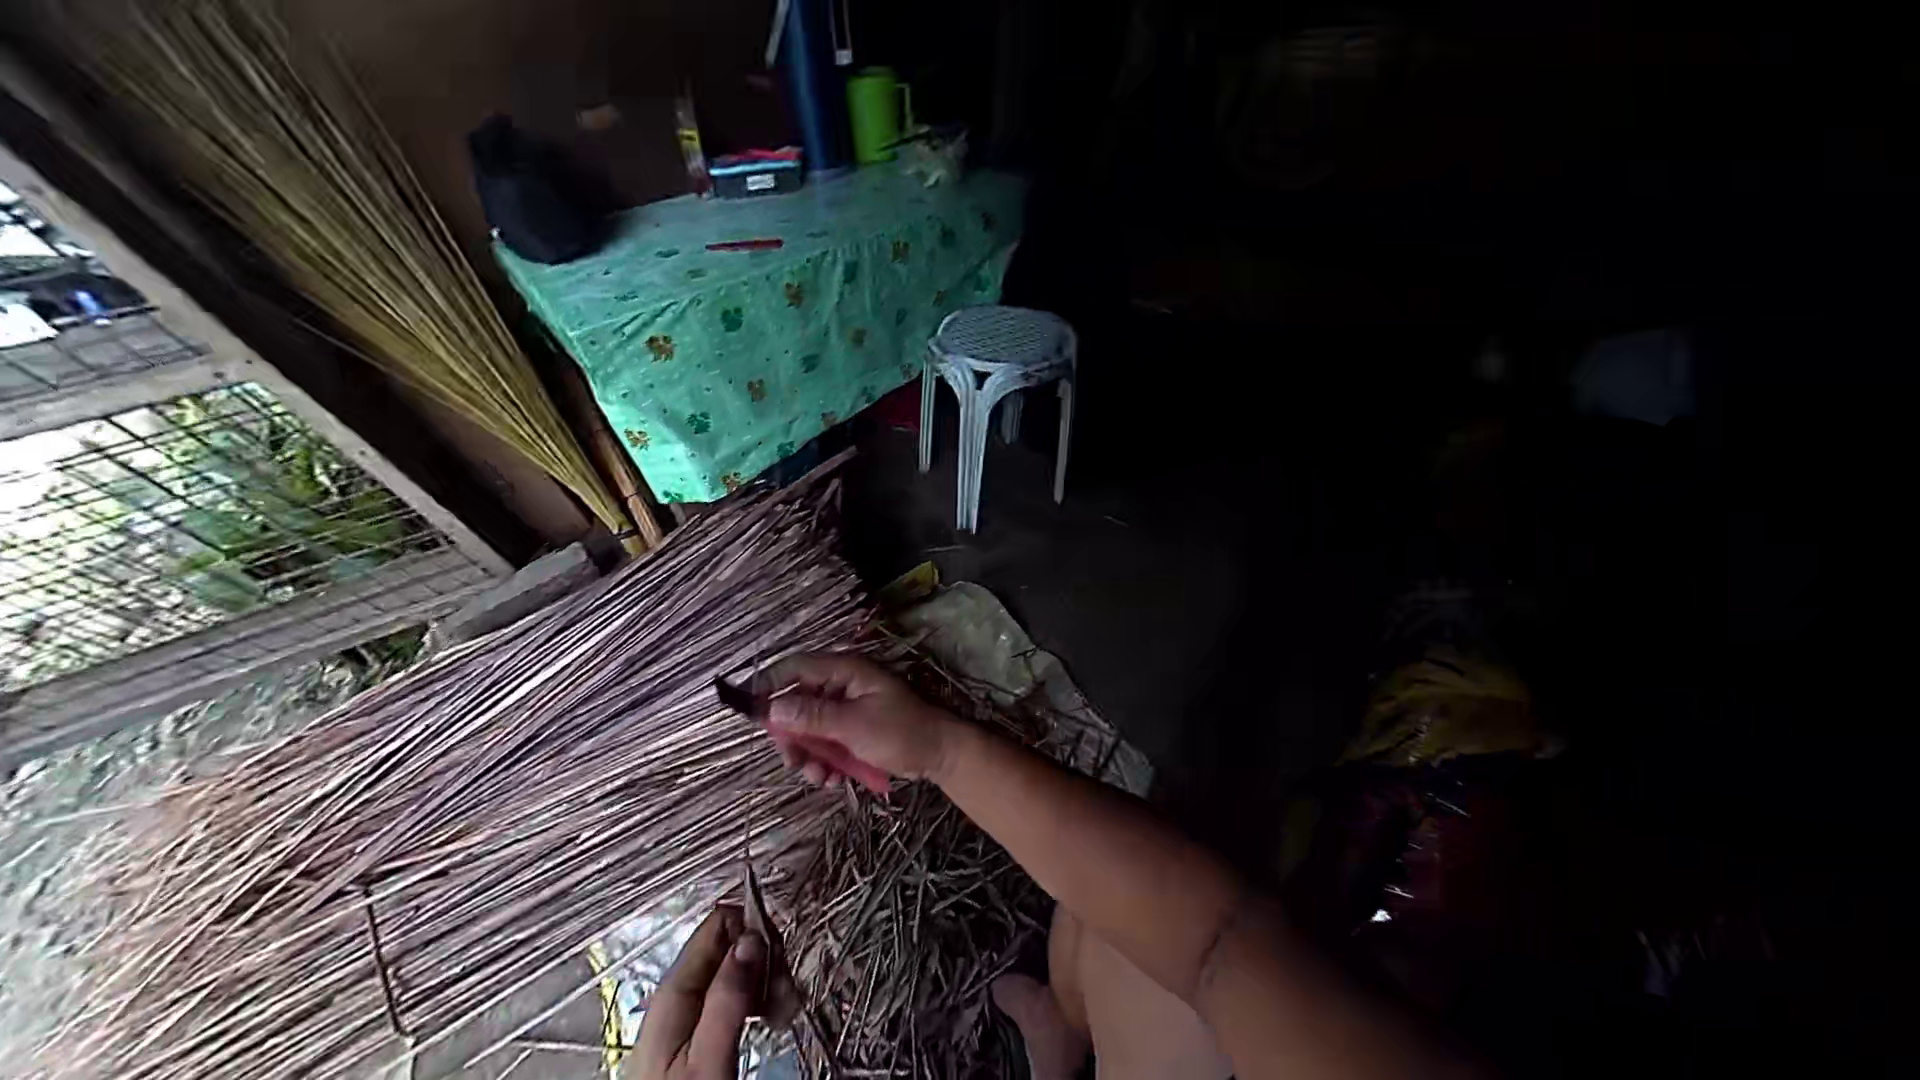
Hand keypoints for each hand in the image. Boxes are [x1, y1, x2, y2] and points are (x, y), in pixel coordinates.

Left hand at [632, 906, 770, 1079]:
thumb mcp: (708, 1061)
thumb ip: (728, 997)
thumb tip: (751, 937)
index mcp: (675, 992)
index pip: (718, 924)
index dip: (755, 931)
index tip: (779, 958)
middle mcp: (679, 995)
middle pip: (730, 946)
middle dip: (767, 961)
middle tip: (788, 994)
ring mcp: (688, 1014)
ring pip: (736, 971)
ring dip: (769, 982)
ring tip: (786, 1011)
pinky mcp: (698, 1033)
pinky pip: (733, 997)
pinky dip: (758, 1001)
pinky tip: (773, 1018)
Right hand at [755, 653, 964, 787]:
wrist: (939, 755)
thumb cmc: (901, 732)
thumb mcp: (855, 726)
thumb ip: (814, 717)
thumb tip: (772, 708)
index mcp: (845, 671)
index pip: (796, 667)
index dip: (769, 683)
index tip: (746, 707)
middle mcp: (842, 685)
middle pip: (798, 704)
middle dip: (793, 736)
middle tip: (793, 762)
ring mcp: (847, 709)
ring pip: (809, 729)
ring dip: (809, 755)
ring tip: (820, 778)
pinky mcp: (852, 730)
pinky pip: (826, 743)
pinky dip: (825, 762)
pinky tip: (835, 780)